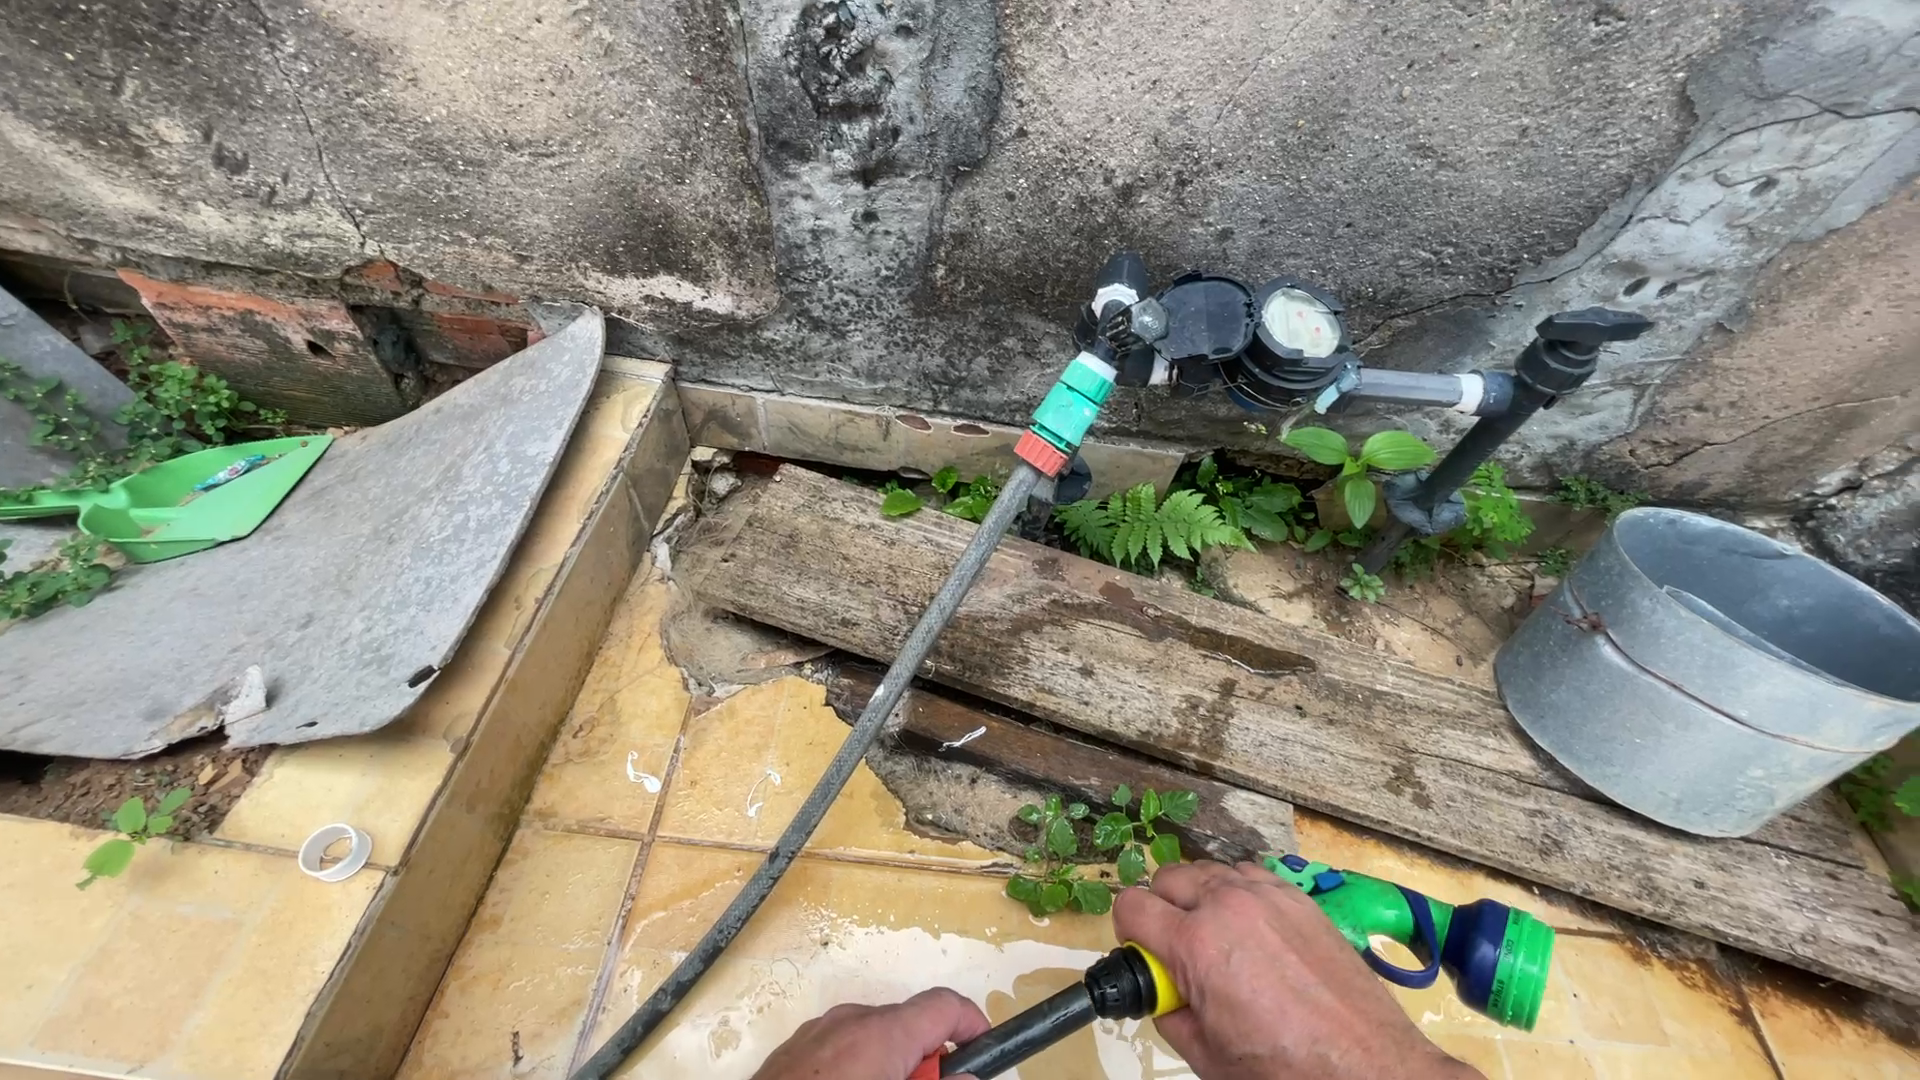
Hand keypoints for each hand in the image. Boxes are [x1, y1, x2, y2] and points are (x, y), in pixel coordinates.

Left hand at [750, 987, 989, 1079]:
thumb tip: (968, 1078)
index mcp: (882, 1033)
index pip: (944, 1005)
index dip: (973, 1026)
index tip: (986, 1055)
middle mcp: (850, 1020)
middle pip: (909, 1027)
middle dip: (926, 1064)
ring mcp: (816, 1034)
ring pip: (873, 1041)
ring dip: (891, 1068)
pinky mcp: (790, 1054)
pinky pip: (839, 1052)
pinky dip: (857, 1071)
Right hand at [1114, 861, 1479, 1079]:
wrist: (1374, 1073)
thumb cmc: (1286, 1074)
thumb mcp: (1208, 1059)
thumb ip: (1170, 1014)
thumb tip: (1166, 993)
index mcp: (1196, 945)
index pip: (1131, 906)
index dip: (1128, 933)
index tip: (1143, 956)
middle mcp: (1226, 904)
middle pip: (1166, 878)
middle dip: (1161, 910)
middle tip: (1178, 951)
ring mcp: (1265, 894)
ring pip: (1207, 871)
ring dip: (1199, 898)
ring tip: (1219, 940)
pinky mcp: (1297, 897)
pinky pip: (1248, 875)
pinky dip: (1238, 895)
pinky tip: (1255, 933)